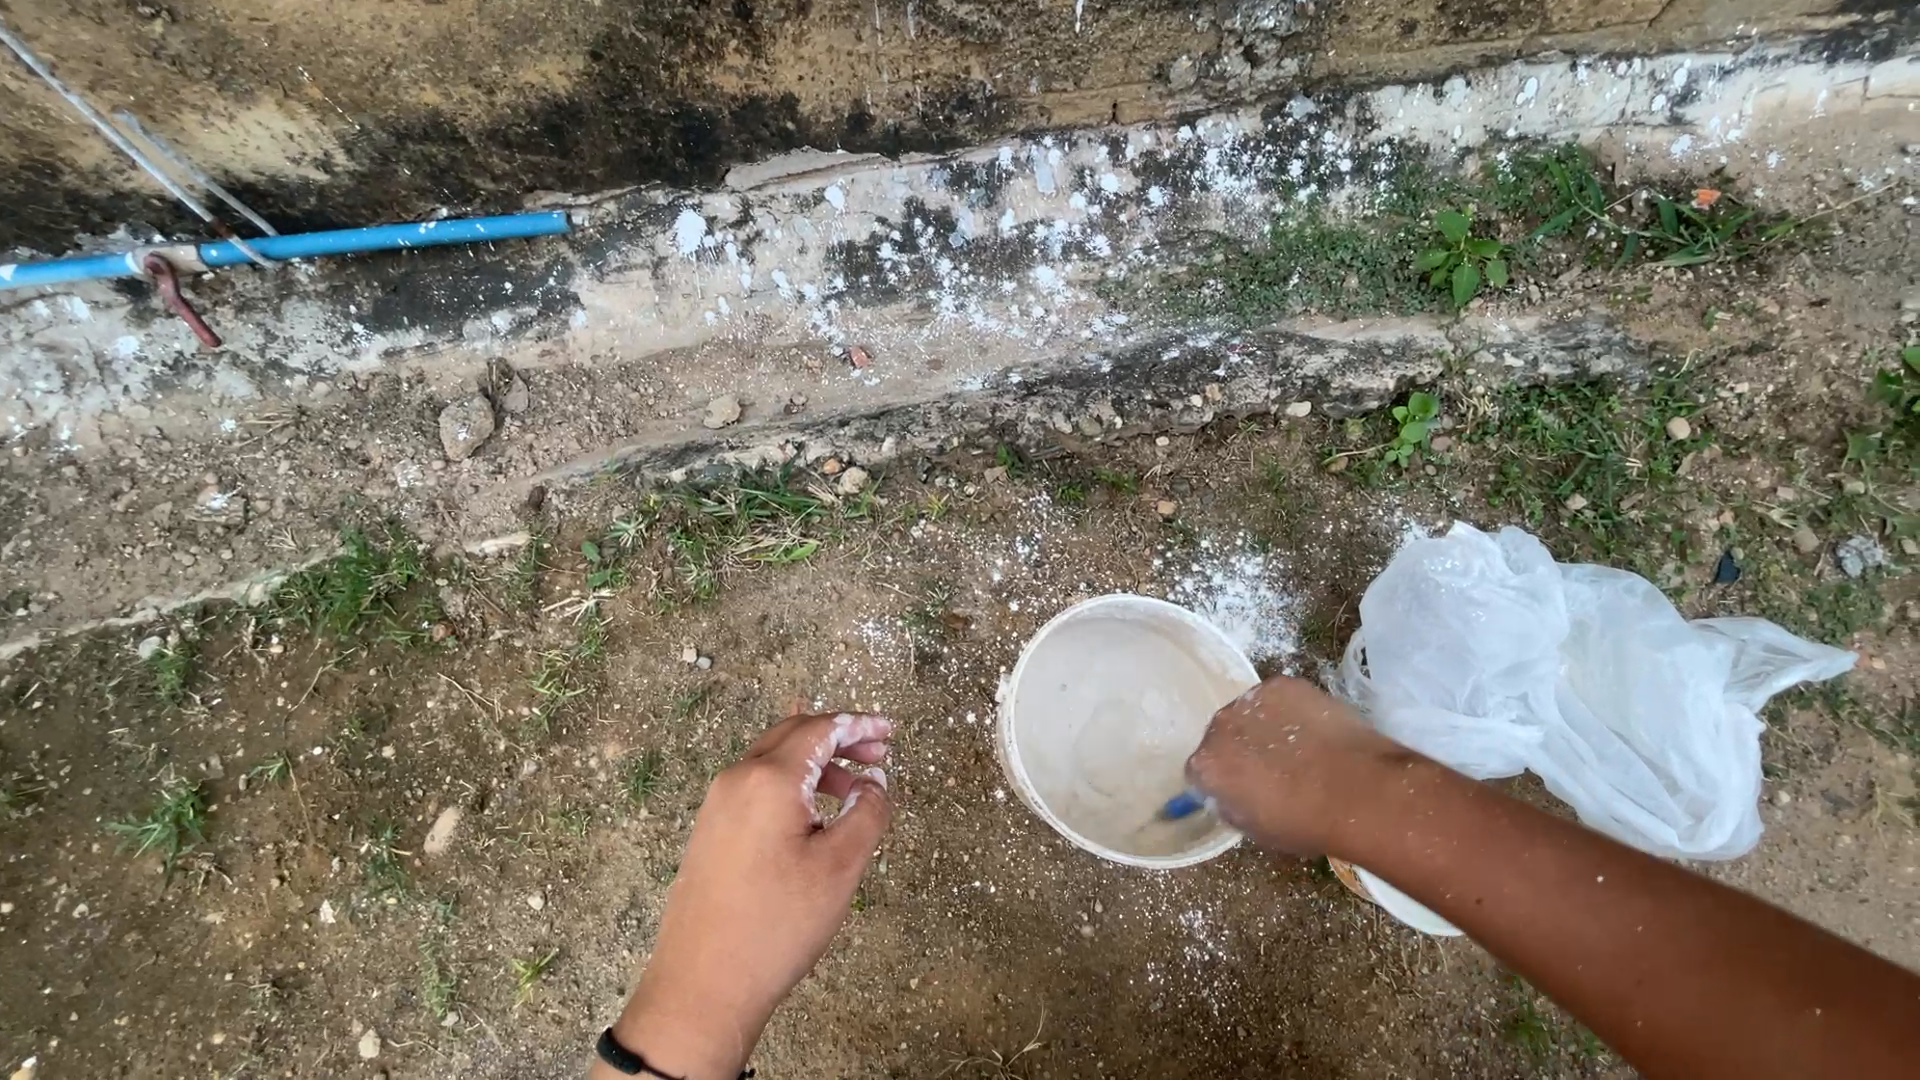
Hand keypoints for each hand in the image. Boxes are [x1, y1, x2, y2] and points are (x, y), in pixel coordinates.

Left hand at [604, 711, 892, 1078]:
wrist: (701, 987)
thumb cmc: (778, 923)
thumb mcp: (840, 866)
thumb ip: (868, 811)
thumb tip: (875, 781)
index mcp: (770, 778)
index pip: (821, 729)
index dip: (860, 725)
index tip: (890, 732)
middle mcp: (738, 777)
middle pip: (795, 734)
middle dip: (839, 737)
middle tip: (877, 755)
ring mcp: (718, 803)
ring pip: (775, 760)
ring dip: (817, 762)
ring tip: (853, 789)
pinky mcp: (711, 828)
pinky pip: (758, 785)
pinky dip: (793, 783)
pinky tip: (814, 816)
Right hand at [1184, 675, 1407, 856]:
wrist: (1358, 791)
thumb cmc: (1305, 822)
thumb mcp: (1255, 828)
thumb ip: (1230, 804)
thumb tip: (1228, 792)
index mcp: (1206, 765)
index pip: (1200, 770)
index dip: (1223, 780)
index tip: (1244, 789)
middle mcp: (1219, 726)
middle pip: (1222, 735)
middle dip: (1241, 748)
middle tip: (1273, 768)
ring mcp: (1250, 700)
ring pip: (1249, 713)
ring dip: (1263, 726)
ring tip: (1299, 747)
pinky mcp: (1281, 684)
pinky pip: (1277, 698)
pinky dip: (1290, 710)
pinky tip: (1314, 730)